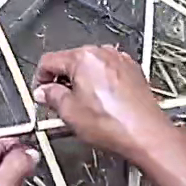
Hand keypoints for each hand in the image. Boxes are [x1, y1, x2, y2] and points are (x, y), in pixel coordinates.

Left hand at [0, 137, 37, 185]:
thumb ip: (14, 164)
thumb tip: (29, 151)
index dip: (15, 140)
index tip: (34, 143)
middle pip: (1, 155)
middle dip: (20, 153)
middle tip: (37, 156)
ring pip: (9, 171)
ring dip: (23, 168)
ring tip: (35, 168)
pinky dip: (24, 184)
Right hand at [31, 45, 181, 164]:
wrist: (145, 132)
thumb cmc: (113, 123)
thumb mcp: (70, 112)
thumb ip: (51, 96)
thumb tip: (44, 91)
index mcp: (83, 58)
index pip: (50, 60)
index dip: (40, 78)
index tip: (40, 91)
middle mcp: (103, 53)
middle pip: (71, 60)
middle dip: (62, 79)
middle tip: (58, 102)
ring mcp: (120, 59)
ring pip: (90, 65)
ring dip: (81, 80)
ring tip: (82, 105)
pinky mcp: (132, 69)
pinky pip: (108, 70)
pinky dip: (100, 82)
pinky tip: (101, 103)